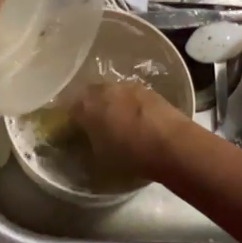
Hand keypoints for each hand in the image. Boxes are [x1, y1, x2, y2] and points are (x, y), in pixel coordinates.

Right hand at [70, 82, 191, 178]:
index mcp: (85, 105)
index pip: (68, 107)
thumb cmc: (131, 155)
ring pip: (110, 92)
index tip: (71, 128)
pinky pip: (129, 95)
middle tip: (91, 122)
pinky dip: (127, 103)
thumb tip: (87, 137)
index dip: (69, 118)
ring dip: (109, 102)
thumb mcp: (100, 155)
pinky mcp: (147, 89)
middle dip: (88, 106)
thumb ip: (89, 141)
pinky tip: (134, 117)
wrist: (173, 145)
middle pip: (88, 94)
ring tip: (115, 119)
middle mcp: (103, 89)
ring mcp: (126, 86)